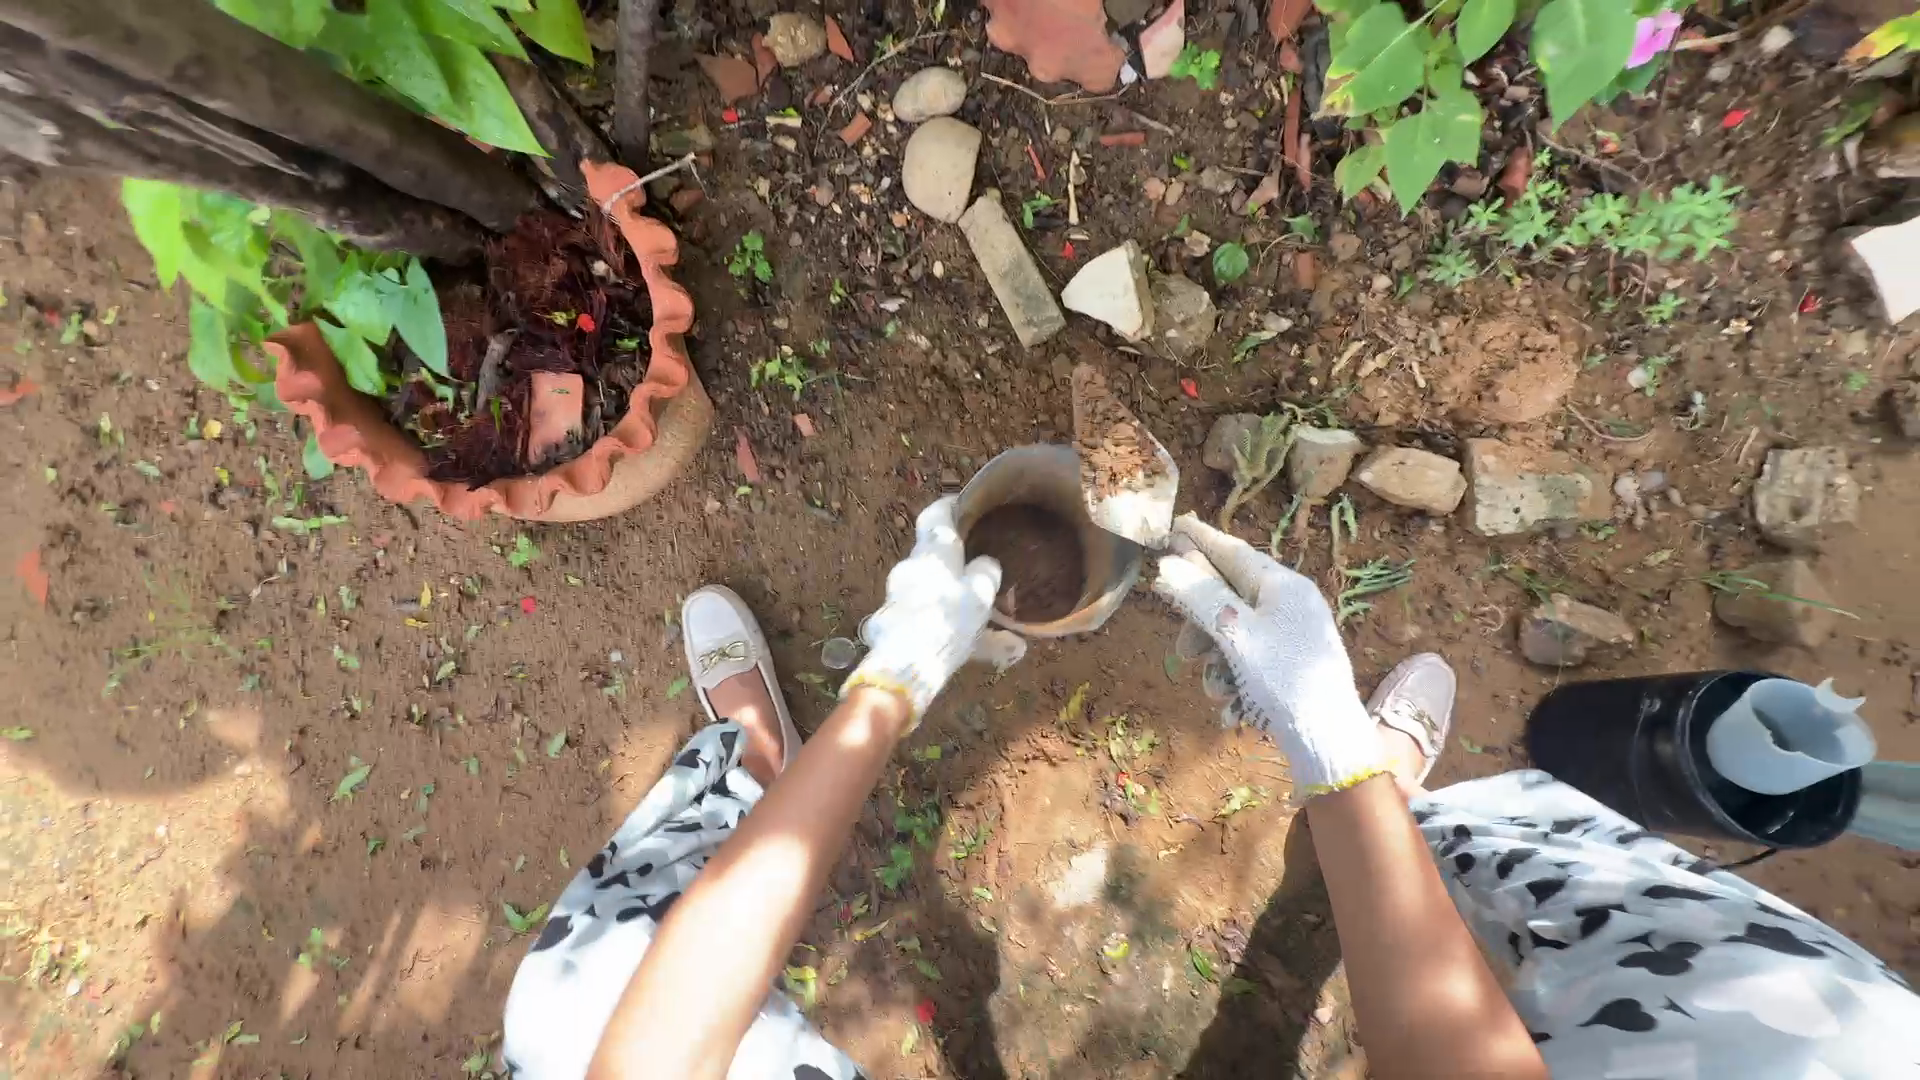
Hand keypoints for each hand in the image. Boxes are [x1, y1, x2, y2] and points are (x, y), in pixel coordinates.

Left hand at [844, 496, 1001, 726]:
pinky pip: (918, 619)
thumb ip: (985, 573)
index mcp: (933, 552)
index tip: (961, 507)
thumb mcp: (980, 594)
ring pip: (926, 591)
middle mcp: (909, 568)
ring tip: (974, 623)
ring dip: (945, 600)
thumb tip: (986, 565)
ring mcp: (894, 596)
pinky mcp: (887, 625)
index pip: (936, 516)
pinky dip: (936, 627)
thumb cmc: (949, 620)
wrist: (906, 666)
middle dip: (951, 563)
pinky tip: (958, 649)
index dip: (949, 508)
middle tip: (975, 573)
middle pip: (930, 556)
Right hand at [1153, 514, 1384, 797]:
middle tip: (1185, 653)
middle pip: (1227, 598)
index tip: (1173, 525)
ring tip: (1219, 694)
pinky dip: (1235, 681)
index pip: (1233, 551)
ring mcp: (1293, 636)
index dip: (1200, 540)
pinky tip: (1234, 710)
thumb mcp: (1235, 634)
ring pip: (1233, 635)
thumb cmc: (1284, 679)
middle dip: (1201, 628)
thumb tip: (1166, 563)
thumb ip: (1199, 595)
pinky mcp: (1291, 666)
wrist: (1329, 746)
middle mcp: (1290, 604)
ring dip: (1216, 664)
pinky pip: (1248, 662)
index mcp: (1283, 586)